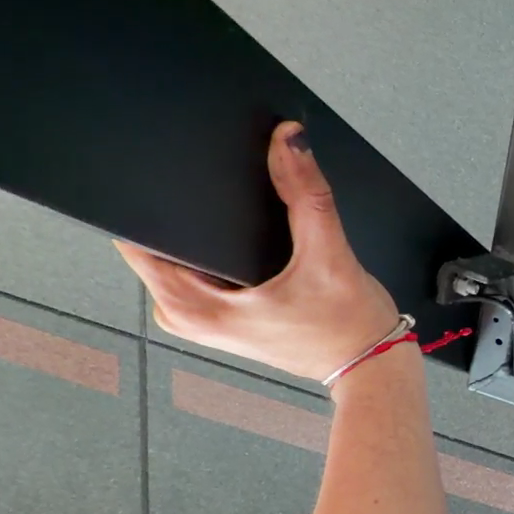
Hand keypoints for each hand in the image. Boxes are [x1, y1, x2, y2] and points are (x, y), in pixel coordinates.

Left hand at [115, 122, 401, 384]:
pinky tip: (259, 262)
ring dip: (214, 241)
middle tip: (243, 218)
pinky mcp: (220, 321)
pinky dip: (225, 260)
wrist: (374, 369)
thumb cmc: (352, 331)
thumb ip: (307, 197)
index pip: (140, 232)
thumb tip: (288, 143)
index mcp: (191, 305)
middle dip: (197, 220)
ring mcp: (200, 320)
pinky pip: (202, 275)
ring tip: (258, 247)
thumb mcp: (331, 258)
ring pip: (183, 256)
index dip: (165, 198)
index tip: (188, 180)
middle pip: (163, 241)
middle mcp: (183, 315)